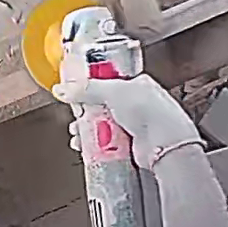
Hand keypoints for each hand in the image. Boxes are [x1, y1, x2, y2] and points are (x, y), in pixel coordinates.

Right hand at [52, 75, 200, 169]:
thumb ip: (86, 89)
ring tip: (77, 133)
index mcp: (137, 83)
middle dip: (85, 111)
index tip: (75, 90)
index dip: (90, 85)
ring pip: (103, 125)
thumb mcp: (113, 92)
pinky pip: (106, 143)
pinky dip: (94, 145)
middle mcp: (137, 103)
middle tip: (74, 114)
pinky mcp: (130, 144)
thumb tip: (62, 89)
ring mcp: (134, 125)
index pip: (108, 80)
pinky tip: (85, 146)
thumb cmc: (150, 112)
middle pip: (102, 105)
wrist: (165, 145)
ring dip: (87, 129)